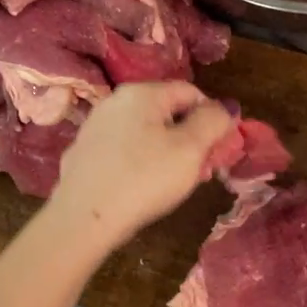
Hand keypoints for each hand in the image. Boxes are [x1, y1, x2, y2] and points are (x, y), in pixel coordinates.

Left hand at [45, 81, 233, 253]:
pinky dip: (142, 162)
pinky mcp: (85, 150)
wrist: (84, 214)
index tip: (219, 150)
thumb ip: (212, 122)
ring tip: (177, 183)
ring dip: (169, 152)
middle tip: (202, 171)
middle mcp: (113, 101)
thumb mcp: (190, 148)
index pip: (190, 92)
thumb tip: (222, 107)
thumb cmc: (144, 178)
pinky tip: (145, 187)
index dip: (211, 118)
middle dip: (190, 138)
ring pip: (146, 132)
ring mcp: (95, 126)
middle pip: (167, 112)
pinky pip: (124, 148)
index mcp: (140, 93)